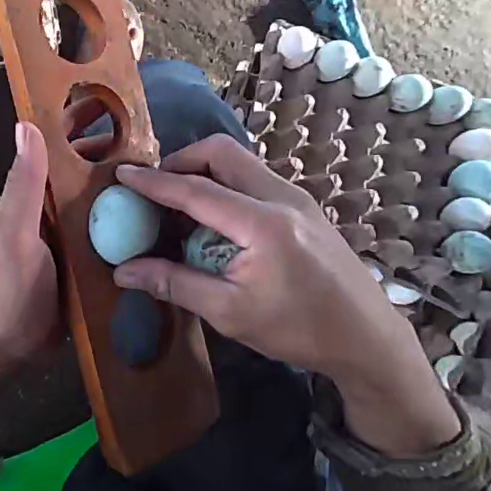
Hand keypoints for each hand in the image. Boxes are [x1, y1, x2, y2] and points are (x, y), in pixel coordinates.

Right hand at [111, 135, 459, 455]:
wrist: (368, 338)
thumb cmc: (299, 330)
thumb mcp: (230, 313)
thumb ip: (175, 284)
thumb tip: (123, 271)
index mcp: (262, 222)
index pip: (196, 189)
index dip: (154, 181)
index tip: (122, 173)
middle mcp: (281, 196)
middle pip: (222, 153)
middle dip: (181, 161)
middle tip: (155, 188)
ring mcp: (297, 198)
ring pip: (240, 162)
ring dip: (204, 173)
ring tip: (180, 206)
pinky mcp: (304, 207)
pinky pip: (254, 179)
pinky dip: (225, 186)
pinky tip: (215, 222)